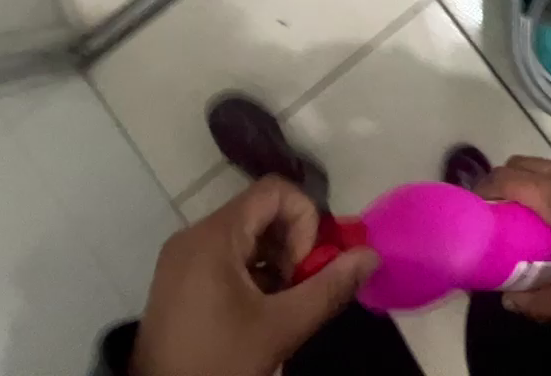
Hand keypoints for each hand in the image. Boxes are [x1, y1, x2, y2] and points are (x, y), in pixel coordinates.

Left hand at [132, 176, 377, 375]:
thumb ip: (329, 287)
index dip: (303, 221)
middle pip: (261, 211)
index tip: (303, 270)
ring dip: (274, 262)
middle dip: (291, 246)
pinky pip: (226, 255)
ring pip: (246, 235)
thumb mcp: (279, 329)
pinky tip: (256, 314)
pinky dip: (252, 274)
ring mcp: (183, 257)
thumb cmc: (218, 364)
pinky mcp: (179, 279)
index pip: (275, 190)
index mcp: (214, 235)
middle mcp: (195, 234)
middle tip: (295, 292)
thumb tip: (371, 255)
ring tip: (277, 308)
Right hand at [476, 156, 550, 320]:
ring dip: (533, 182)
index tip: (474, 205)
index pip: (508, 177)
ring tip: (533, 215)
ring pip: (549, 164)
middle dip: (504, 182)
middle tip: (499, 212)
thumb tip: (510, 302)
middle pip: (523, 163)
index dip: (485, 187)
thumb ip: (542, 300)